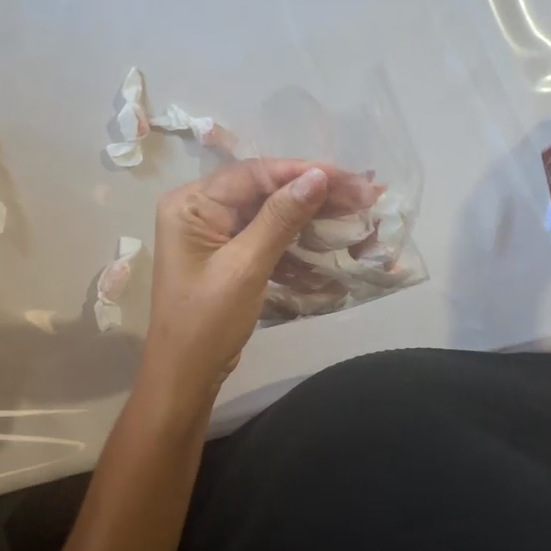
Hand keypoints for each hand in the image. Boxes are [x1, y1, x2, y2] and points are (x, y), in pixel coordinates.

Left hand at [145, 158, 379, 395]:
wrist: (185, 377)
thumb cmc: (207, 322)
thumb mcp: (246, 267)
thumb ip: (281, 218)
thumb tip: (317, 176)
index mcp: (191, 204)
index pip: (253, 174)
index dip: (303, 172)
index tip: (350, 178)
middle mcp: (200, 209)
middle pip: (264, 190)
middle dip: (314, 194)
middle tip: (365, 194)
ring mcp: (214, 233)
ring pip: (271, 213)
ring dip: (312, 216)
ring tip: (358, 214)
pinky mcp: (229, 255)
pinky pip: (268, 237)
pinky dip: (297, 242)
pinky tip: (332, 243)